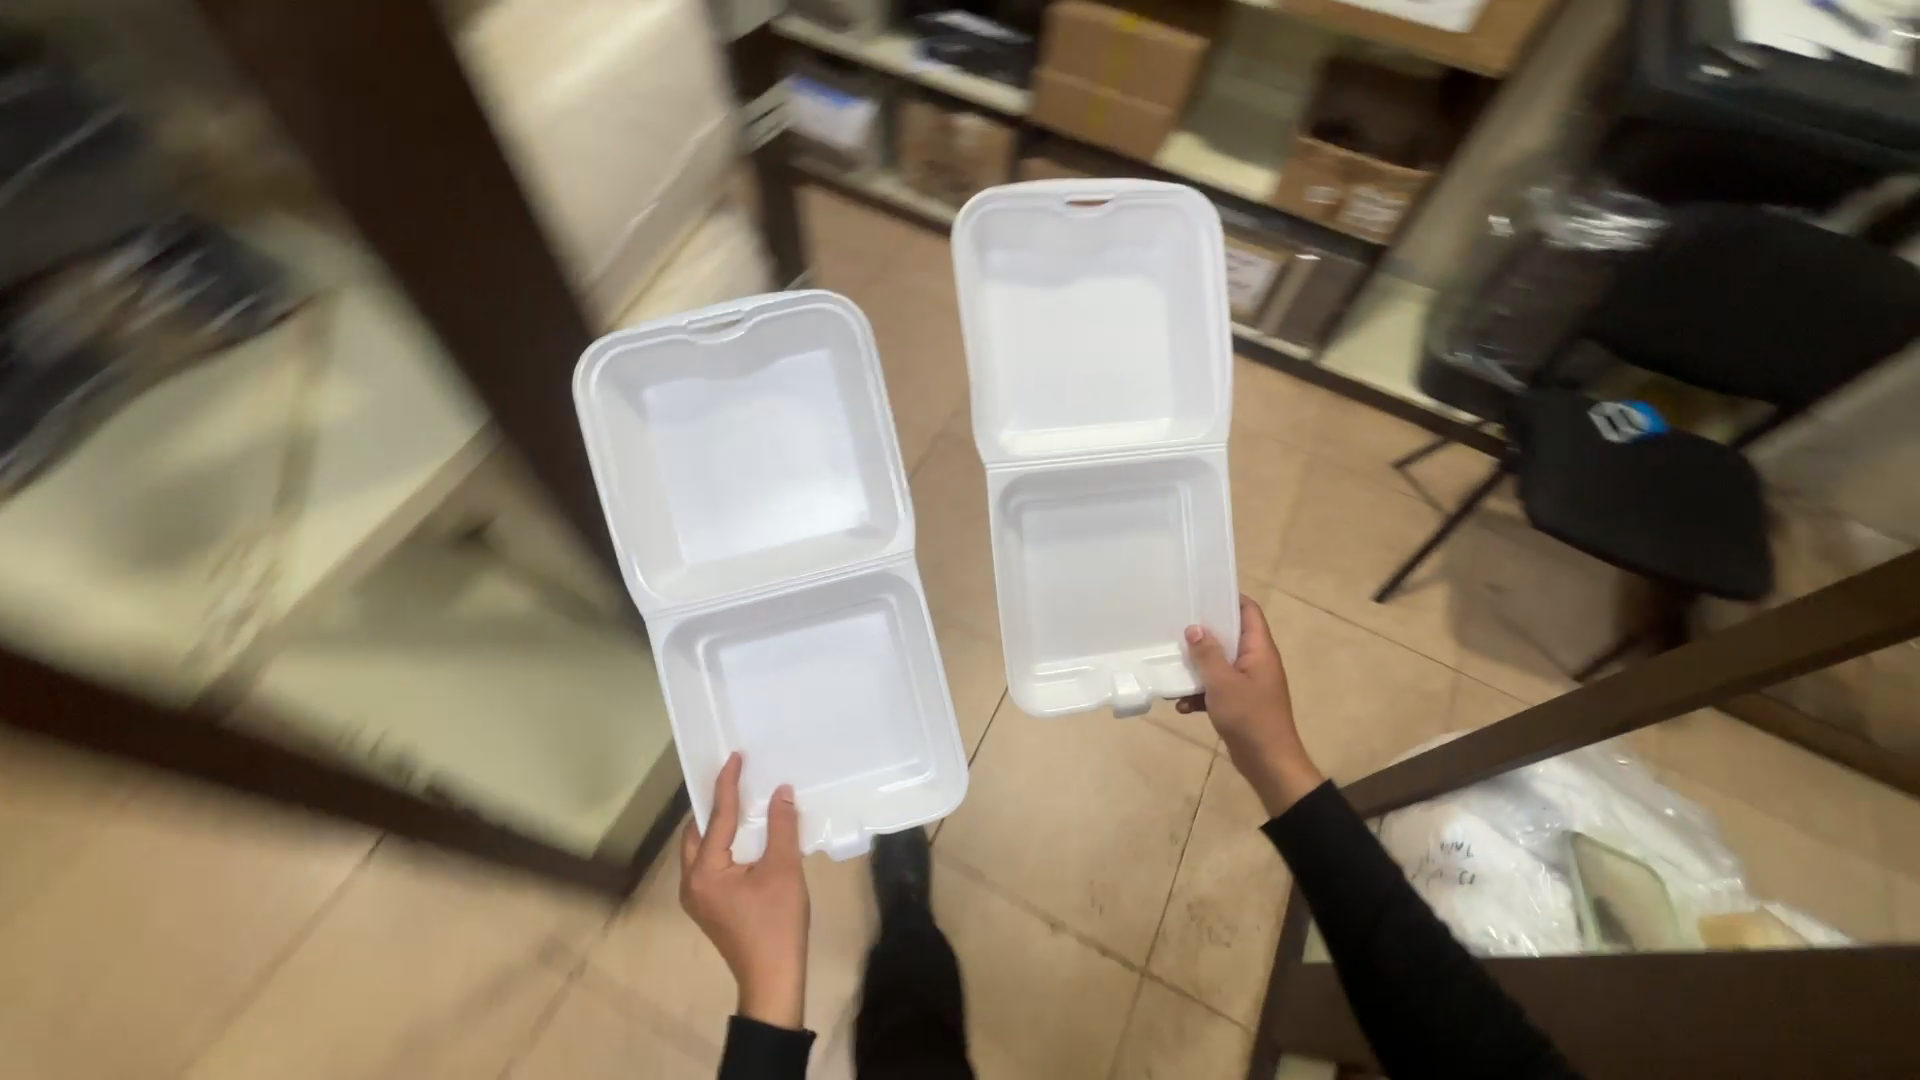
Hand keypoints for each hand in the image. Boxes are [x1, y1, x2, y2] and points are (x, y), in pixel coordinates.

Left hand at [680, 752, 809, 1028]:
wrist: (772, 978)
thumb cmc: (777, 923)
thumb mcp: (784, 868)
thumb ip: (780, 826)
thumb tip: (780, 791)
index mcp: (705, 871)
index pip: (717, 817)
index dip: (728, 784)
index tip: (734, 757)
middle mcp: (691, 882)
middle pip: (698, 832)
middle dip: (715, 804)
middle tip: (736, 778)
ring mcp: (697, 897)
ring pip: (701, 849)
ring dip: (719, 824)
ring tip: (741, 801)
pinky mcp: (708, 906)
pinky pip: (709, 863)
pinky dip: (723, 844)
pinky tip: (744, 837)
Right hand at [1177, 594, 1324, 816]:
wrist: (1268, 763)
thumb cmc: (1250, 718)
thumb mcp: (1223, 683)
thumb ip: (1208, 654)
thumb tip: (1194, 629)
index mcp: (1260, 650)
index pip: (1249, 611)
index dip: (1230, 598)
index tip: (1202, 591)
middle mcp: (1257, 662)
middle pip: (1230, 636)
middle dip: (1204, 633)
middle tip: (1176, 625)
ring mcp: (1249, 683)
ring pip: (1219, 664)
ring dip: (1198, 668)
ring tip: (1173, 669)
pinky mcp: (1240, 702)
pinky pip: (1217, 689)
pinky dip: (1200, 694)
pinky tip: (1183, 705)